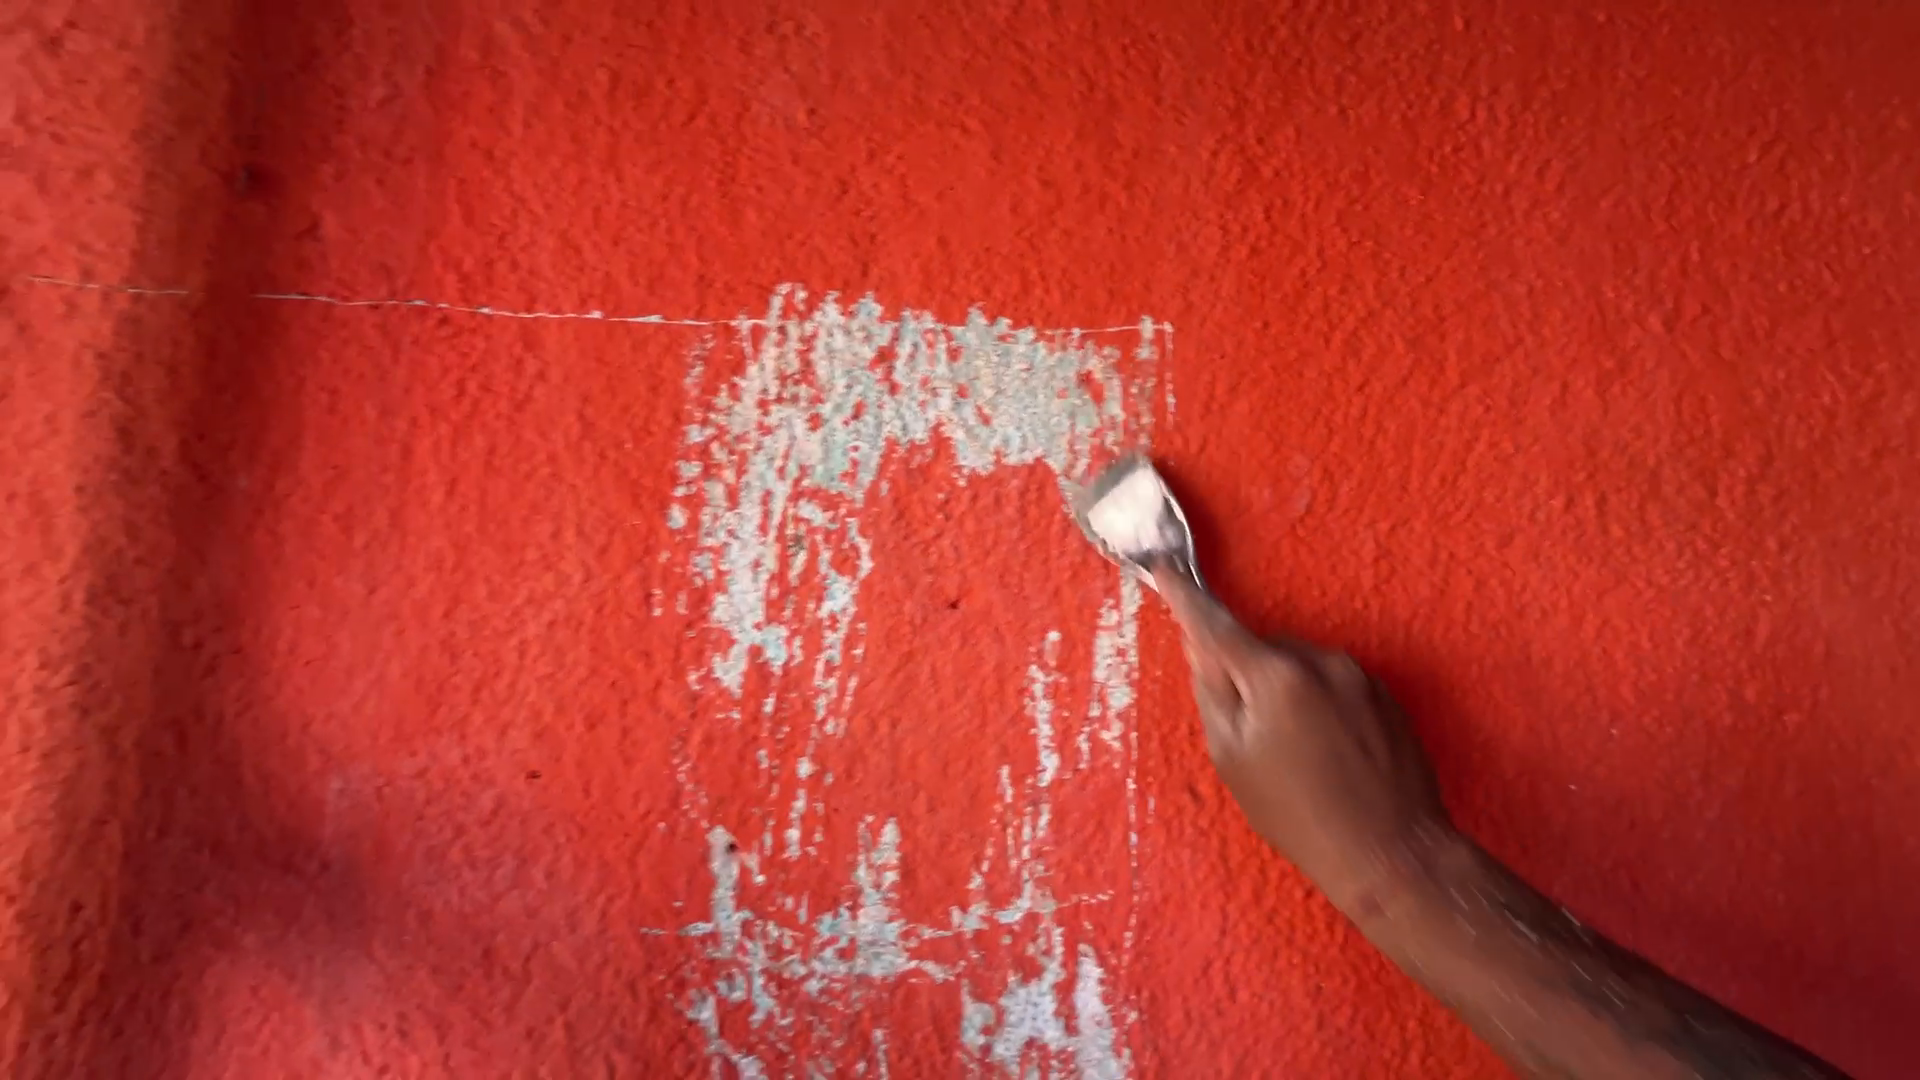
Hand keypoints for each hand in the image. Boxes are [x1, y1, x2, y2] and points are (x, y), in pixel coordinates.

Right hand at [1156, 569, 1453, 914]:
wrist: (1393, 854)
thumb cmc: (1297, 812)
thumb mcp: (1232, 757)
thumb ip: (1212, 692)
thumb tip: (1200, 647)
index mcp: (1275, 675)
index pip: (1216, 624)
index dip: (1185, 597)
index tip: (1163, 568)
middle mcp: (1319, 660)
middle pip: (1260, 648)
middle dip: (1244, 671)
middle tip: (1248, 729)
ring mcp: (1357, 674)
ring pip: (1295, 664)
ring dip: (1281, 687)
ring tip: (1295, 749)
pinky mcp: (1383, 692)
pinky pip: (1329, 681)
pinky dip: (1313, 700)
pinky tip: (1324, 749)